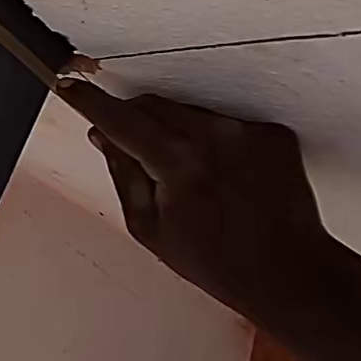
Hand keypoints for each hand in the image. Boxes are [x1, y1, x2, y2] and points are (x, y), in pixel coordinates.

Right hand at [56, 80, 333, 304]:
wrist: (289, 273)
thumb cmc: (218, 263)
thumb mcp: (150, 229)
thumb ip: (122, 173)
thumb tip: (103, 136)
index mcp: (179, 163)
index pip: (120, 118)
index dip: (89, 101)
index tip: (71, 87)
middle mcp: (215, 137)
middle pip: (153, 105)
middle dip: (135, 121)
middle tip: (139, 155)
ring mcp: (247, 132)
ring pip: (188, 111)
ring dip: (176, 132)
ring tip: (195, 179)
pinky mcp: (271, 133)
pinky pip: (224, 122)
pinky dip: (213, 141)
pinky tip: (223, 176)